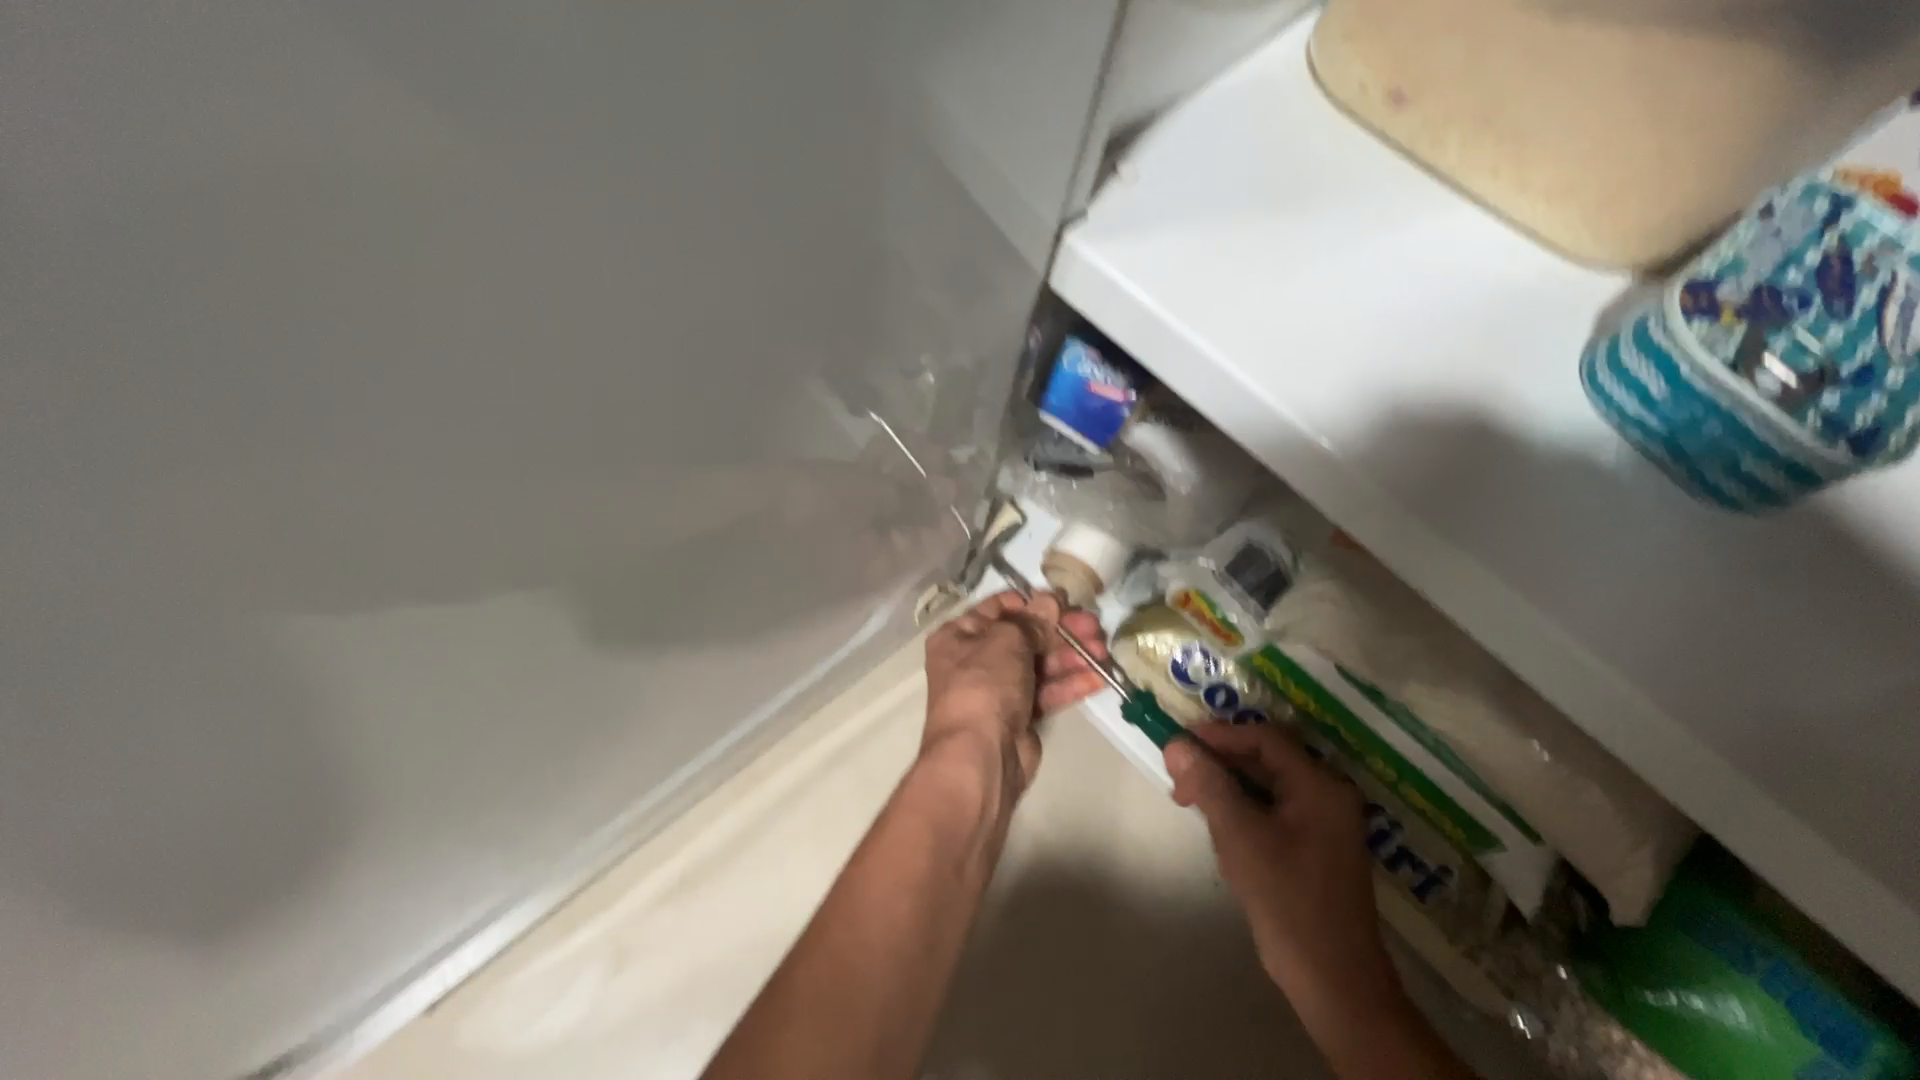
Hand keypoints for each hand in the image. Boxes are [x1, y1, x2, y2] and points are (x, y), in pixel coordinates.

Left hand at [921, 590, 1108, 793]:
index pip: (998, 608)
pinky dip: (1070, 684)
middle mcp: (975, 660)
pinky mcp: (1020, 716)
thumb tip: (1049, 600)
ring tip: (1103, 650)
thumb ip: (1031, 620)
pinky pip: (1047, 692)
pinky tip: (1099, 677)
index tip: (1065, 600)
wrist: (980, 755)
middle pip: (1024, 637)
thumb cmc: (984, 685)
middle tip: (1094, 626)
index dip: (1032, 603)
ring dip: (1071, 656)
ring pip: (1039, 665)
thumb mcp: (1006, 641)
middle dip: (1060, 631)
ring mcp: (999, 689)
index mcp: (959, 636)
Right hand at [1164, 723, 1402, 1013]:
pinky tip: (1218, 827)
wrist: (1331, 977)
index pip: (1265, 738)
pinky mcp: (1316, 851)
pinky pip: (1275, 812)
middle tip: (1178, 777)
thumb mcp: (1240, 835)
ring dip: (1228, 787)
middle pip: (1267, 760)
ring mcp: (1325, 825)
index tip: (1178, 743)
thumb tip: (1177, 744)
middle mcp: (1328, 797)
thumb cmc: (1286, 898)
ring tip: (1189, 800)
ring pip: (1268, 787)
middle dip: (1220, 762)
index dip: (1219, 735)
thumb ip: (1209, 784)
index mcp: (1319, 786)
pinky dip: (1244, 811)